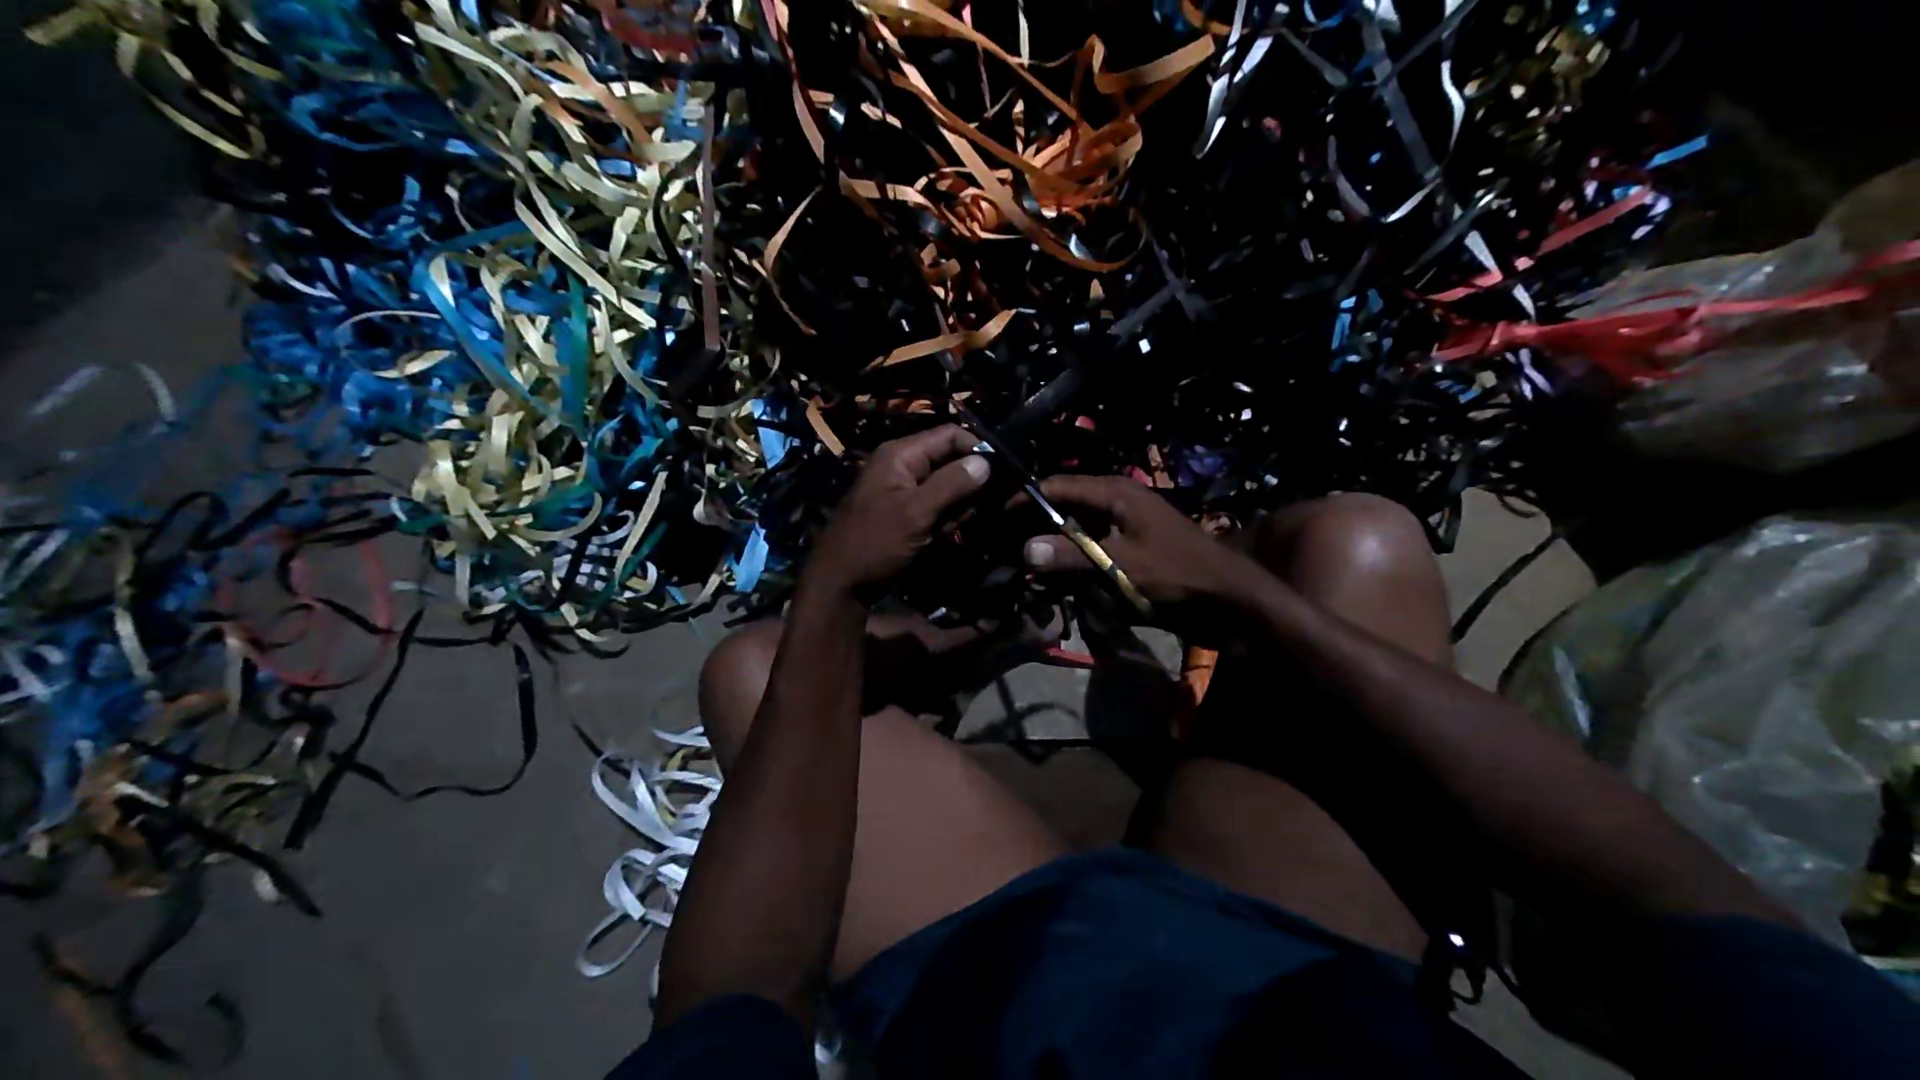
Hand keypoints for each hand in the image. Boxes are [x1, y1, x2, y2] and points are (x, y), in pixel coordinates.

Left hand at [809, 425, 989, 595]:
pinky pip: (938, 507)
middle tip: (990, 506)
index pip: (950, 435)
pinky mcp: (908, 513)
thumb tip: (986, 462)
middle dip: (972, 484)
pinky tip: (945, 535)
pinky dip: (947, 520)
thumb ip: (951, 484)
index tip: (1004, 473)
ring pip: (949, 487)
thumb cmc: (875, 542)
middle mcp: (904, 466)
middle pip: (952, 460)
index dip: (978, 449)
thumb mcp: (916, 512)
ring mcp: (905, 491)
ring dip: (960, 507)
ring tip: (955, 526)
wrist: (841, 582)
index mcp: (901, 455)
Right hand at [1022, 475, 1265, 606]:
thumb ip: (1072, 556)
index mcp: (1115, 492)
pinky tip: (1057, 570)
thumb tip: (1025, 550)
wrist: (1226, 593)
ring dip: (1054, 539)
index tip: (996, 513)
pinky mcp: (1131, 538)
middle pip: (1064, 501)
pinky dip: (1073, 552)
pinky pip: (1092, 539)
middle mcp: (1117, 497)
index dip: (1025, 498)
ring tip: (1025, 556)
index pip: (1056, 485)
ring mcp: (1125, 518)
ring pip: (1077, 522)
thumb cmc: (1176, 571)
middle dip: (1035, 519)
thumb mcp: (1120, 564)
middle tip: (1005, 538)